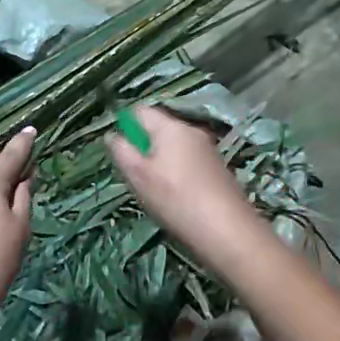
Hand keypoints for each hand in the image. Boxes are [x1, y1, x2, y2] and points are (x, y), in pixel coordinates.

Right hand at [105, 106, 270, 267]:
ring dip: (159, 162)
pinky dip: (177, 172)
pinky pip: (188, 160)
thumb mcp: (138, 175)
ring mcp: (207, 149)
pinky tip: (176, 197)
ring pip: (173, 146)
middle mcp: (191, 131)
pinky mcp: (217, 168)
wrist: (227, 230)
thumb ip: (121, 151)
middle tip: (135, 175)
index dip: (125, 125)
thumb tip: (112, 135)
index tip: (121, 152)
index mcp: (170, 127)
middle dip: (143, 146)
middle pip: (158, 128)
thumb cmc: (175, 198)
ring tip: (155, 190)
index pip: (139, 111)